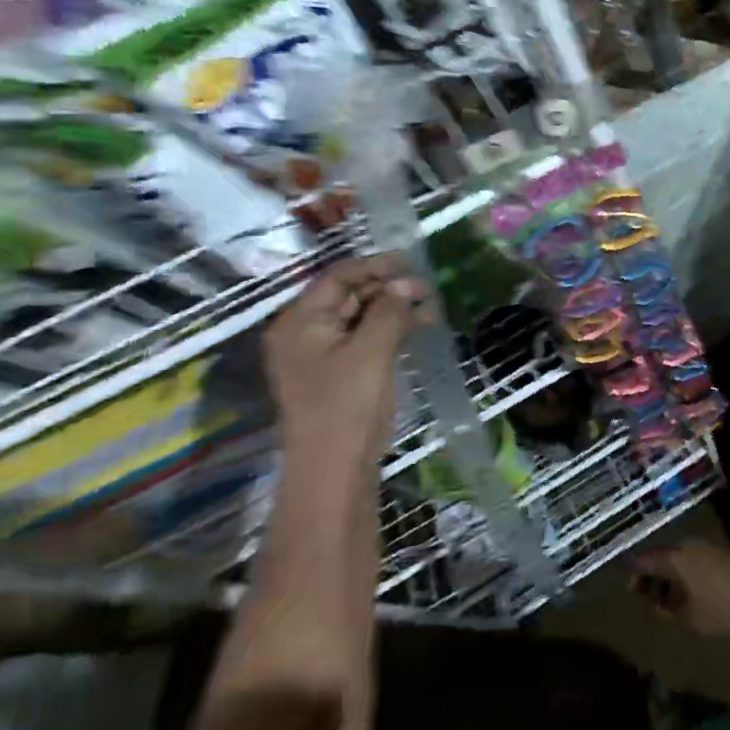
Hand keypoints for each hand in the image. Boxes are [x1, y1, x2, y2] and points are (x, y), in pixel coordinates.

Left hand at [263, 254, 431, 460]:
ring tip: (430, 309)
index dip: (375, 266)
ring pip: (360, 319)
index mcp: (300, 322)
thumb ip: (389, 311)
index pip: (337, 278)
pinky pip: (366, 341)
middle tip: (427, 288)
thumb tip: (407, 285)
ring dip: (393, 310)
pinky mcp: (340, 375)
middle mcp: (305, 333)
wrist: (334, 467)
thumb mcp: (372, 351)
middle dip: (387, 289)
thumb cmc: (347, 404)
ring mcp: (322, 356)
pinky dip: (390, 331)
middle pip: (348, 296)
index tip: (412, 262)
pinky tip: (417, 329)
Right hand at [630, 542, 729, 636]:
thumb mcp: (688, 618)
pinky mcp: (723, 551)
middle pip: (663, 556)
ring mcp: (708, 545)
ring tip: (667, 599)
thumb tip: (656, 604)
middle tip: (644, 595)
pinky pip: (695, 559)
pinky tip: (688, 592)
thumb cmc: (722, 609)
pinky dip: (686, 573)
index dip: (633, 571)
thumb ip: (666, 611)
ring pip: (680, 557)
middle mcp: (689, 544)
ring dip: (670, 574)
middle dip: (652, 575)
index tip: (625, 583)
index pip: (645, 560)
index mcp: (676, 557)